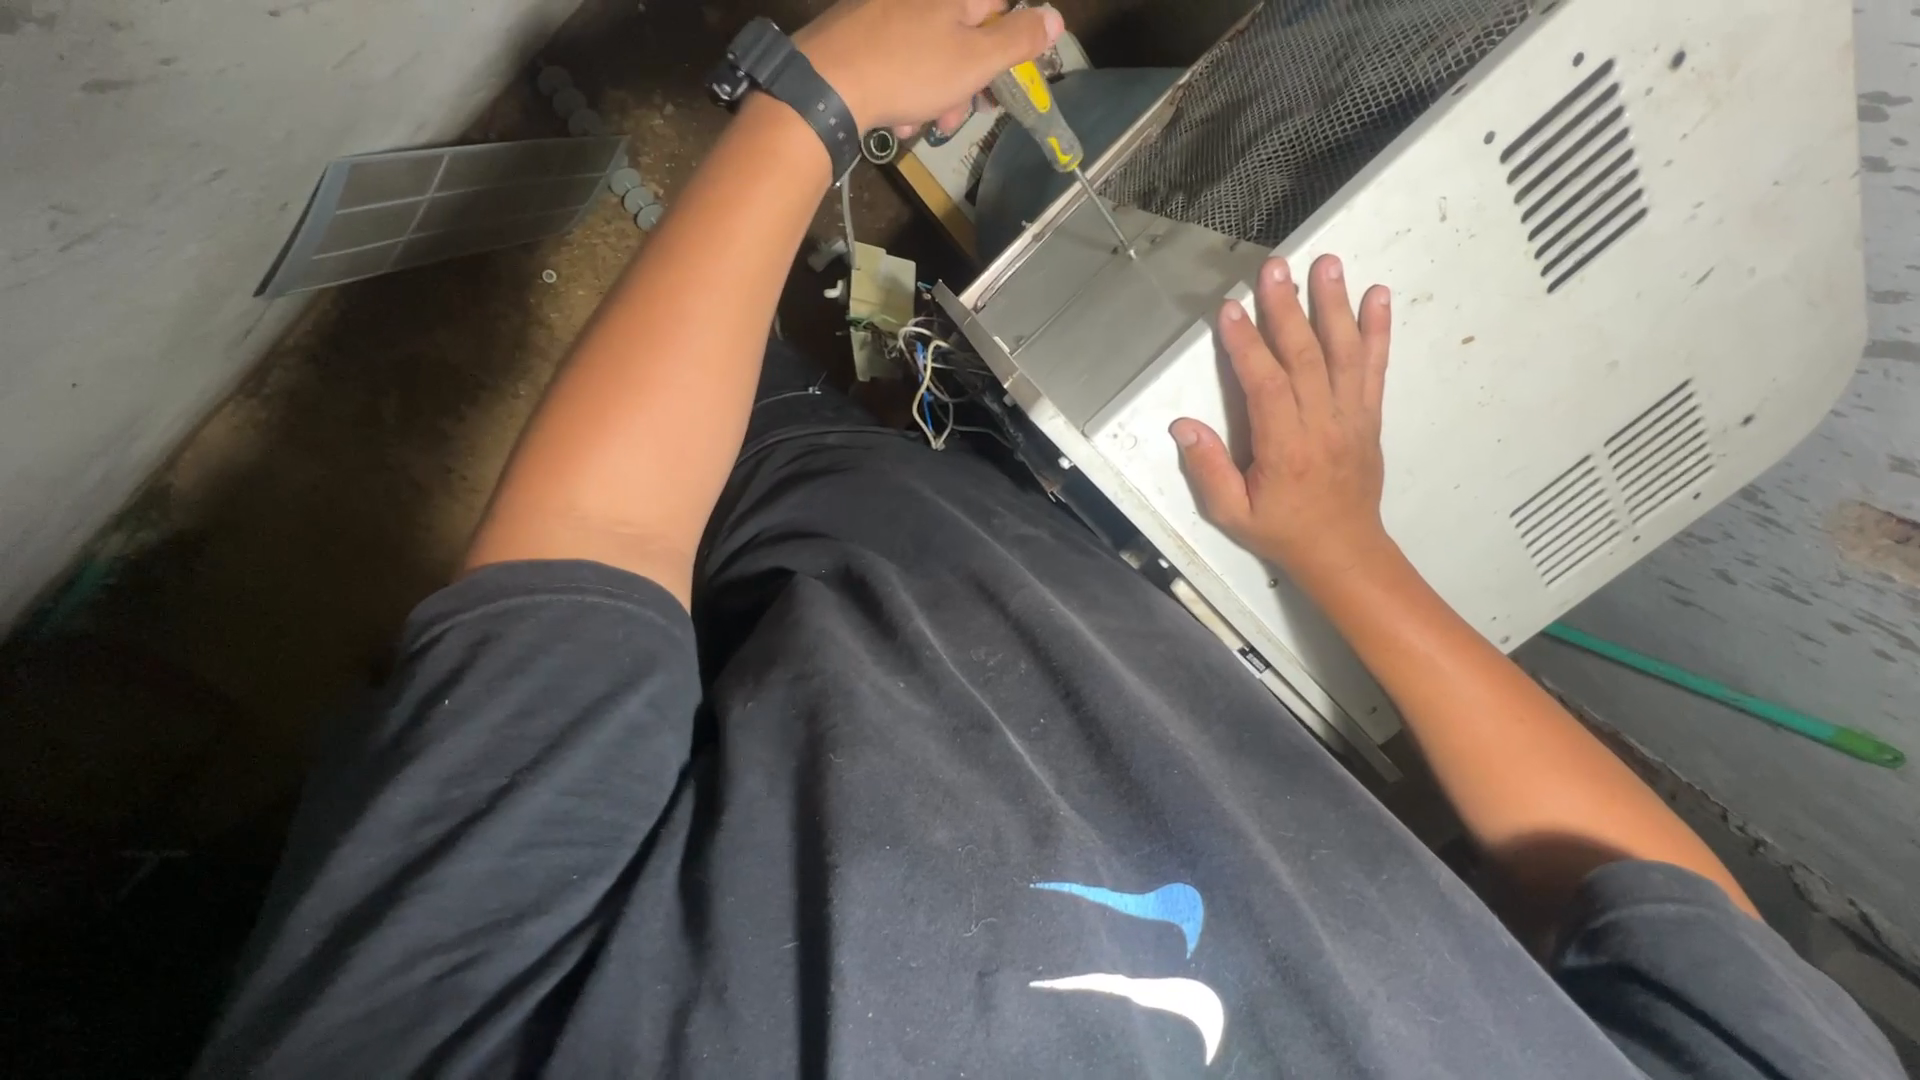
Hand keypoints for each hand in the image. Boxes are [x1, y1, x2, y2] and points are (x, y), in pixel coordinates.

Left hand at [794, 0, 1062, 134]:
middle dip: (965, 82)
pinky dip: (902, 90)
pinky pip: (897, 60)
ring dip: (933, 96)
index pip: (1000, 10)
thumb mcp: (974, 60)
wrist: (828, 83)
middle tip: (956, 118)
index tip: (999, 86)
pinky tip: (895, 117)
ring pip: (929, 55)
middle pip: (962, 36)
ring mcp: (887, 9)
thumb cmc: (910, 70)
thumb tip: (1055, 16)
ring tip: (922, 125)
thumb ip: (1017, 39)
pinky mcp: (860, 31)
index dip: (1006, 49)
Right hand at [1170, 255, 1395, 588]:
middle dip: (1287, 309)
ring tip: (1326, 264)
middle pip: (1305, 357)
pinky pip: (1374, 369)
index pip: (1266, 386)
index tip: (1232, 310)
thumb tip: (1183, 426)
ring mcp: (1351, 417)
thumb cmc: (1282, 531)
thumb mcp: (1231, 513)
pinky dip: (1377, 331)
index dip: (1247, 346)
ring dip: (1334, 305)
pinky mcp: (1368, 416)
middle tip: (1275, 268)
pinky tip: (1377, 297)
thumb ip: (1208, 469)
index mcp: (1285, 448)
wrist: (1343, 550)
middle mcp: (1322, 425)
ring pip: (1343, 354)